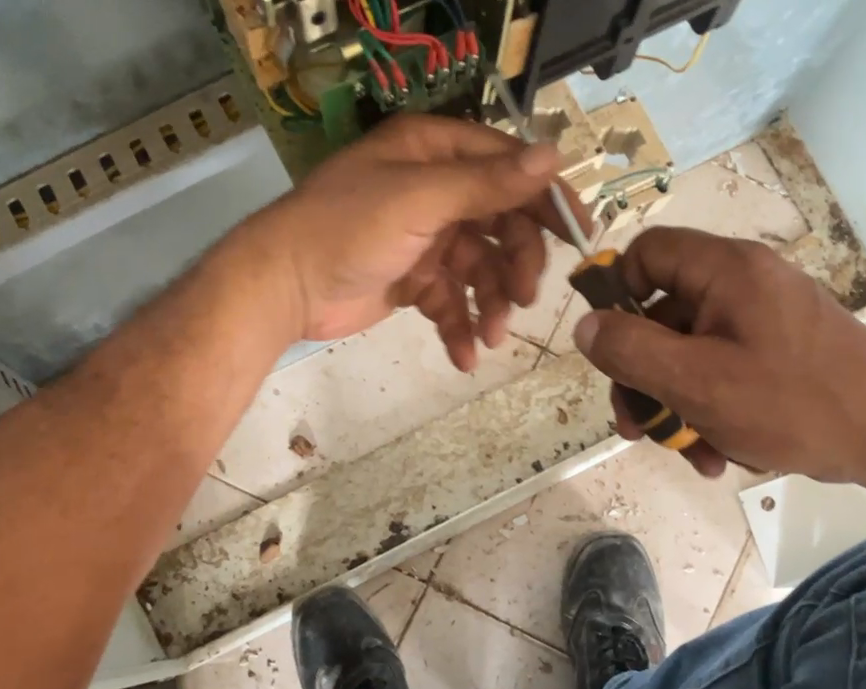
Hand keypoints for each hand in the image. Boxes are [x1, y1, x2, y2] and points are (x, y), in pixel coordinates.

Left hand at [240, 115, 584, 370]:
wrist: (284, 286)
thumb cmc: (347, 230)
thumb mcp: (420, 199)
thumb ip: (486, 184)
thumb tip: (554, 156)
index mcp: (434, 154)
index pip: (507, 168)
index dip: (546, 201)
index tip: (581, 235)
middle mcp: (433, 191)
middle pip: (499, 225)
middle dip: (515, 264)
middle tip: (522, 298)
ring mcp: (423, 239)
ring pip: (479, 270)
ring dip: (490, 305)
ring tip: (492, 338)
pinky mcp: (412, 282)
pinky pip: (450, 303)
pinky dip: (460, 328)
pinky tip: (465, 356)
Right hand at [573, 228, 865, 481]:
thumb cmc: (792, 403)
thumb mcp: (695, 381)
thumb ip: (630, 351)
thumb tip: (585, 326)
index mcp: (727, 271)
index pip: (648, 253)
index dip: (616, 295)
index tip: (606, 350)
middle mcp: (746, 285)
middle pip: (663, 316)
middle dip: (643, 378)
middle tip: (637, 428)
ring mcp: (766, 321)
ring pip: (691, 355)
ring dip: (677, 407)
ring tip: (690, 454)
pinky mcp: (781, 354)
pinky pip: (725, 374)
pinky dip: (712, 412)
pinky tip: (719, 455)